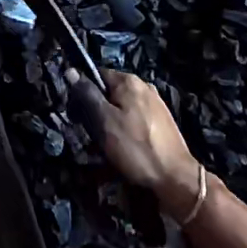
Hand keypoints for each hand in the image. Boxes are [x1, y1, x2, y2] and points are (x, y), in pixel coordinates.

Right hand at [66, 69, 203, 218]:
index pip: (97, 75)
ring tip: (109, 144)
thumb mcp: (105, 121)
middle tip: (93, 134)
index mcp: (129, 80)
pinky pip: (135, 118)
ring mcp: (155, 102)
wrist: (175, 176)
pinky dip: (126, 129)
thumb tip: (71, 71)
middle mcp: (144, 85)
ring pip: (122, 106)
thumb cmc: (135, 147)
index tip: (77, 114)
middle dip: (98, 110)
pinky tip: (126, 147)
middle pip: (110, 92)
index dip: (83, 93)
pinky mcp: (161, 120)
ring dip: (111, 122)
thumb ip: (88, 95)